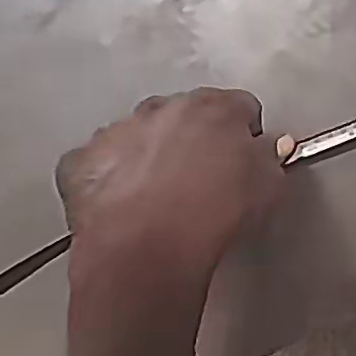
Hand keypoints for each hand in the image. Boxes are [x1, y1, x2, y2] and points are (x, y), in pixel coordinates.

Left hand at [57, 88, 285, 300]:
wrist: (150, 248)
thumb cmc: (213, 212)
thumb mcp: (271, 186)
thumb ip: (272, 158)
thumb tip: (269, 151)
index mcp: (216, 108)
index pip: (241, 107)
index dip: (247, 134)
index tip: (248, 157)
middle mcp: (166, 108)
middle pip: (189, 114)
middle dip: (200, 138)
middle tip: (211, 178)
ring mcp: (120, 131)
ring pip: (144, 134)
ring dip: (157, 153)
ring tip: (170, 196)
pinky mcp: (83, 161)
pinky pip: (103, 162)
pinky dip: (115, 176)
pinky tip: (131, 203)